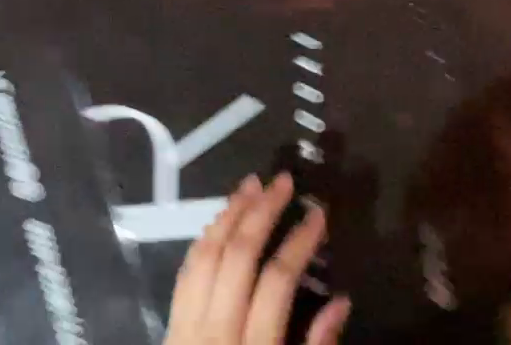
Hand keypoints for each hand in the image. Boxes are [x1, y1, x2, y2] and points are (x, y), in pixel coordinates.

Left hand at [164, 172, 352, 344]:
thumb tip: (341, 301)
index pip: (277, 280)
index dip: (299, 241)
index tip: (318, 213)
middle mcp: (215, 333)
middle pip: (238, 257)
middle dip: (263, 212)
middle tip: (284, 181)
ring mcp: (186, 330)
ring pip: (206, 256)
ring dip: (229, 215)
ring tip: (251, 185)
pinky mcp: (169, 331)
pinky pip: (186, 273)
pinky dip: (204, 240)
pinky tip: (220, 222)